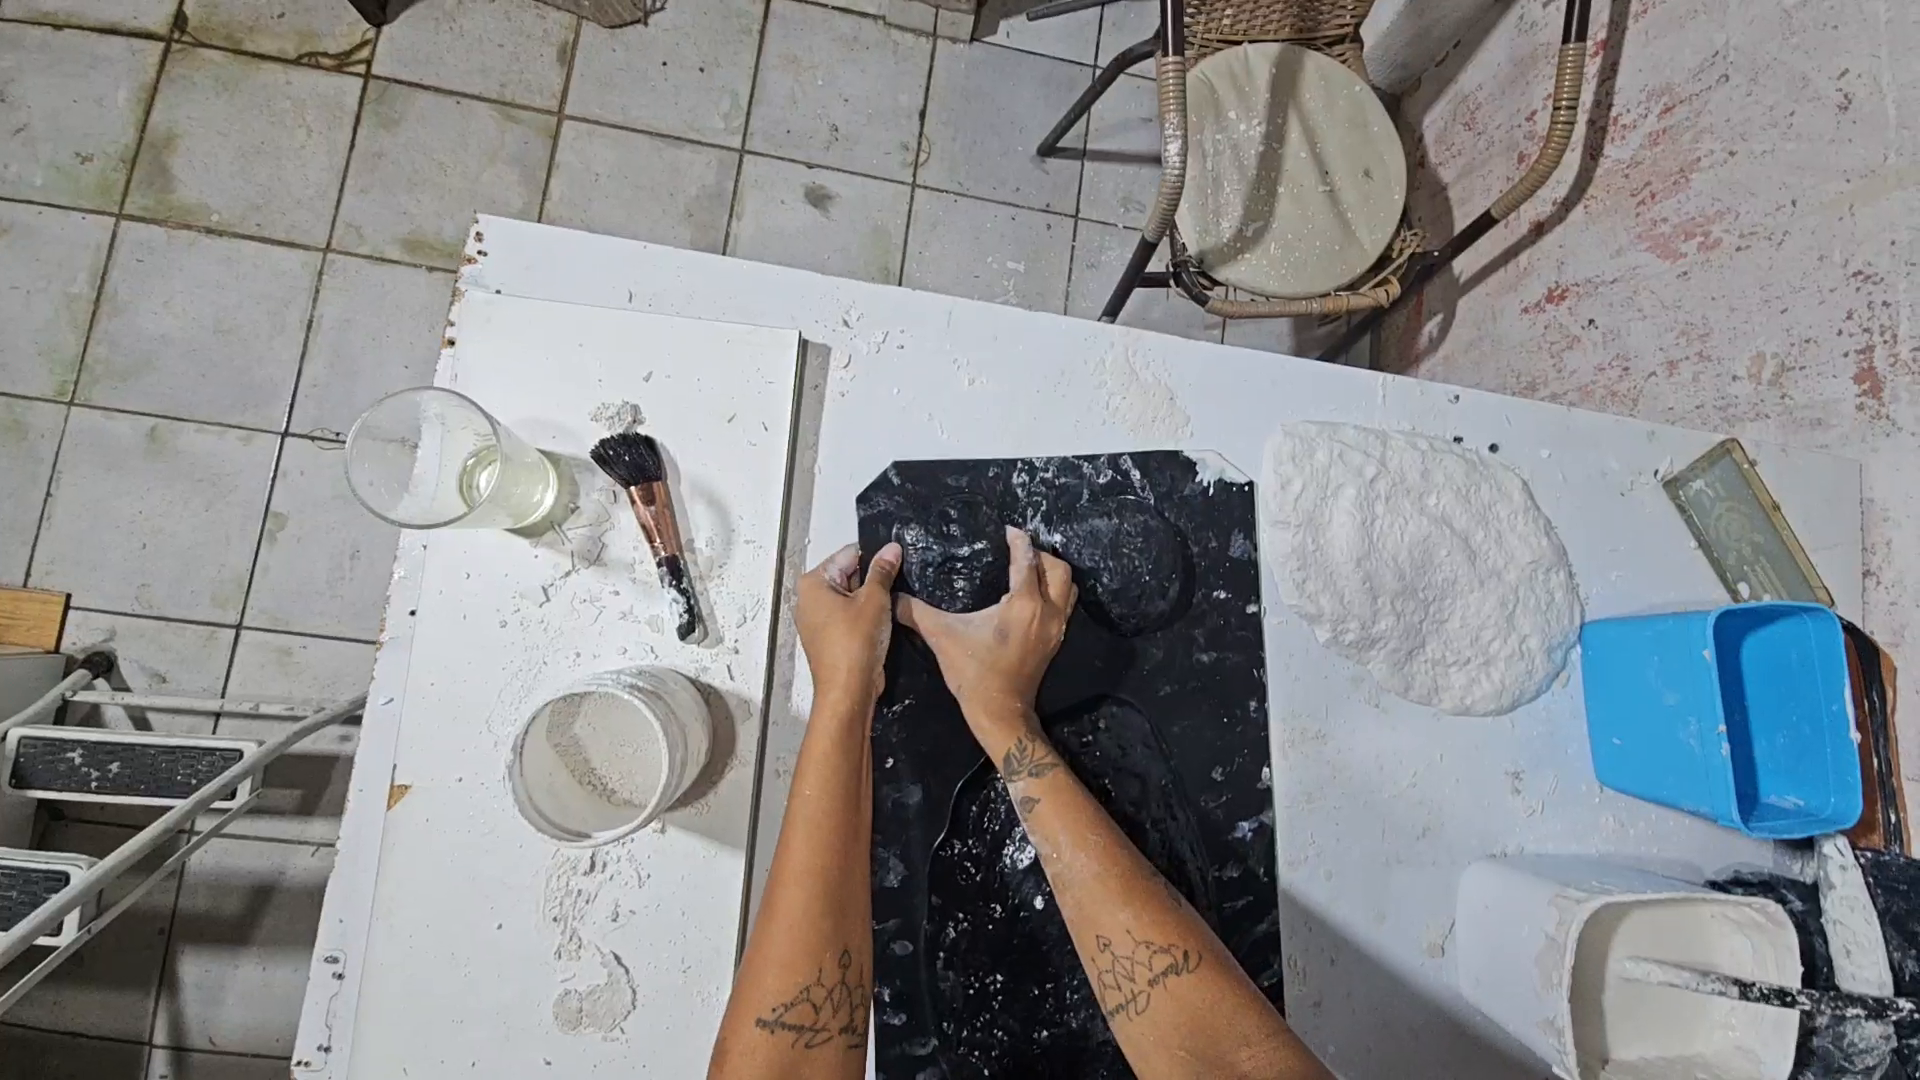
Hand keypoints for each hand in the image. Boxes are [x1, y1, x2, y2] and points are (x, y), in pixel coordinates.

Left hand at [796, 542, 901, 706]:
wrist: (848, 691)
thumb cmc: (857, 641)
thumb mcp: (875, 600)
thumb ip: (883, 571)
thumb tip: (892, 548)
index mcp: (814, 583)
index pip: (850, 554)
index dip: (875, 557)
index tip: (897, 563)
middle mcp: (809, 599)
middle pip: (848, 574)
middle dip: (873, 580)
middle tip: (899, 586)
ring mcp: (817, 620)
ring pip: (851, 597)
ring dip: (872, 600)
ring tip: (893, 604)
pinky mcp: (828, 638)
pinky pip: (849, 617)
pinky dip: (866, 617)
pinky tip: (883, 622)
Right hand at [894, 527, 1076, 740]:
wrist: (999, 711)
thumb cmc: (973, 673)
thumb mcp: (942, 636)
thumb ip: (915, 612)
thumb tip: (892, 596)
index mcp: (1024, 604)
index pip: (1026, 559)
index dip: (1017, 540)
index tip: (1006, 530)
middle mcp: (1047, 611)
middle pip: (1056, 568)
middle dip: (1039, 554)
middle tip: (1017, 551)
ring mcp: (1056, 627)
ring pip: (1066, 586)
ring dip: (1051, 573)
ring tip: (1028, 568)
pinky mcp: (1056, 640)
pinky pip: (1065, 605)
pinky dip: (1054, 592)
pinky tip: (1032, 595)